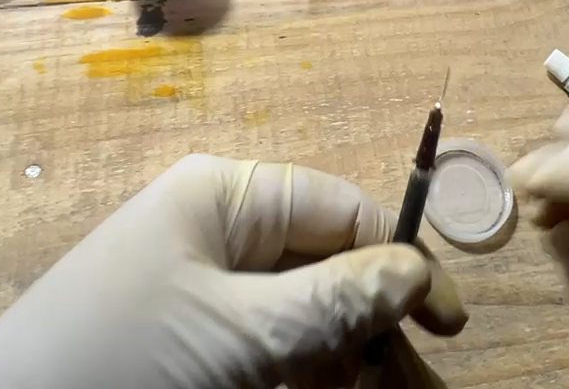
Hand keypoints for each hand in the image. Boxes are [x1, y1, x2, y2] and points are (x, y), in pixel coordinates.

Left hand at [0, 154, 466, 388]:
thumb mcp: (240, 334)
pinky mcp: (190, 343)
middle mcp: (219, 232)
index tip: (447, 324)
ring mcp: (201, 293)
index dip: (399, 259)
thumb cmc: (122, 366)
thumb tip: (418, 271)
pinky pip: (263, 350)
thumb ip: (335, 301)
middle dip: (370, 327)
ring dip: (336, 362)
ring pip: (299, 320)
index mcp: (227, 197)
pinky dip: (295, 378)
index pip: (339, 210)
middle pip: (324, 269)